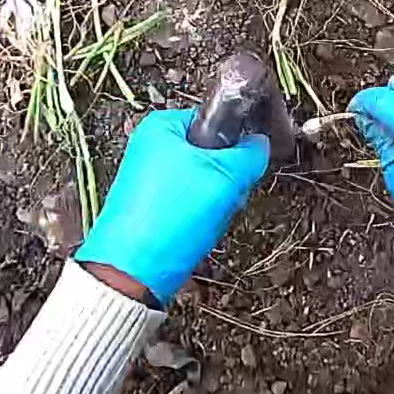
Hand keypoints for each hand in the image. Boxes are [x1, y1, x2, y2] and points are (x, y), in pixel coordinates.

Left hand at [75, 109, 268, 303]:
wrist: (133, 272)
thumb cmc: (168, 217)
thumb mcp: (225, 177)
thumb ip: (250, 154)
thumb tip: (260, 145)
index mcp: (161, 126)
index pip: (215, 121)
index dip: (235, 144)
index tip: (243, 163)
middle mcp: (151, 147)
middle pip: (212, 153)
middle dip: (227, 177)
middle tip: (226, 194)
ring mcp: (150, 178)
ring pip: (206, 180)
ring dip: (218, 200)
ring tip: (209, 215)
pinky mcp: (152, 205)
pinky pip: (192, 202)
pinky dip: (202, 215)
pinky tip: (198, 228)